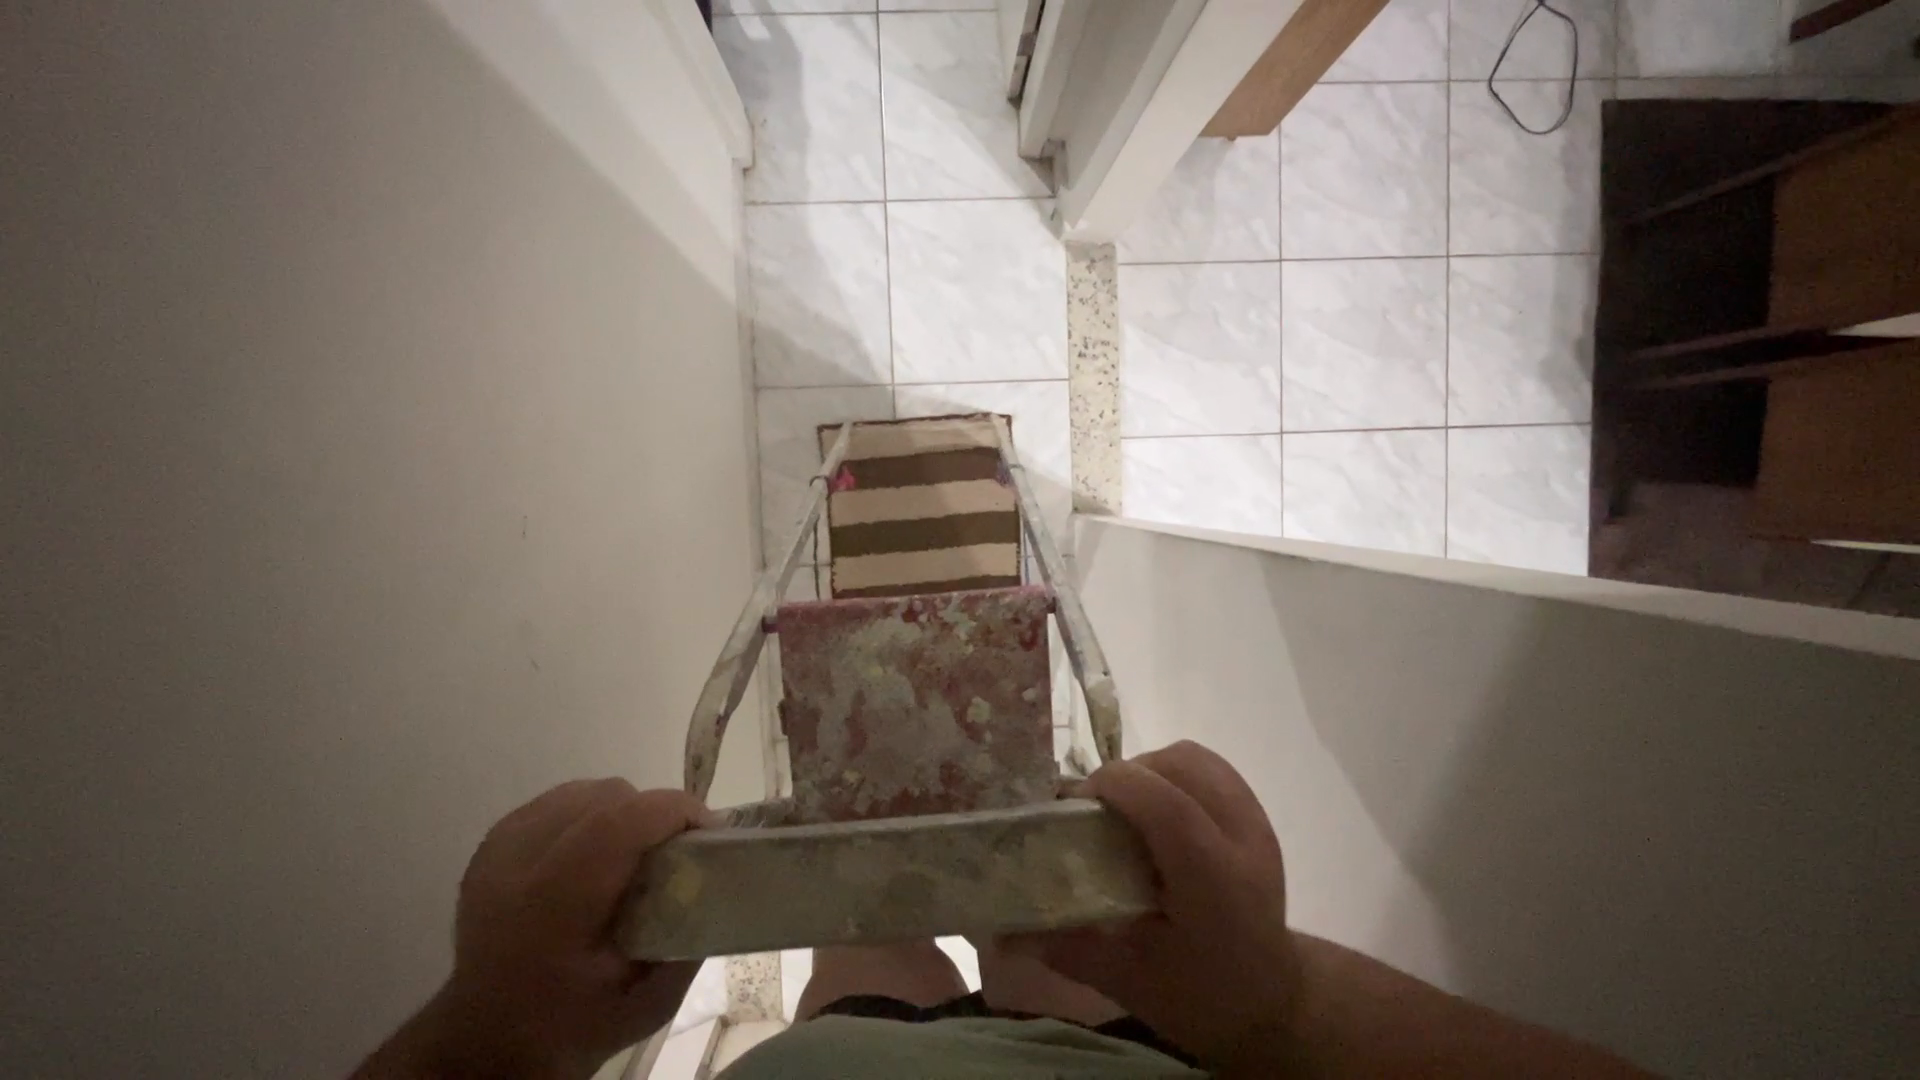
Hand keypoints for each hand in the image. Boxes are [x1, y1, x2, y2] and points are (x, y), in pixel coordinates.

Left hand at [356, 779, 709, 1079]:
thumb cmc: (574, 1025)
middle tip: (675, 848)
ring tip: (634, 850)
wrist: (489, 1040)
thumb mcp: (650, 1000)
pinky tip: (598, 851)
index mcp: (552, 908)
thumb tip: (719, 875)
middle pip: (607, 797)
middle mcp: (518, 866)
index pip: (618, 823)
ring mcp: (500, 850)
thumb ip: (689, 934)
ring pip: (586, 791)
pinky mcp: (493, 844)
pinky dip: (592, 813)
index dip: (674, 810)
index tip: (708, 830)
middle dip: (654, 812)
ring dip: (623, 810)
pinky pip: (560, 800)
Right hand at [1002, 742, 1298, 1069]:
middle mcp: (1242, 842)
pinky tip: (1156, 805)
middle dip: (1127, 775)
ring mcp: (1255, 822)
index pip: (1170, 808)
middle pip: (1181, 768)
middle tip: (1097, 810)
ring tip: (1126, 805)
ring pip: (1194, 758)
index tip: (1078, 802)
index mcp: (1215, 885)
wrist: (1271, 999)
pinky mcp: (1257, 814)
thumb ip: (1069, 947)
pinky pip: (1209, 765)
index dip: (1117, 786)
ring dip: (1150, 768)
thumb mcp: (1129, 981)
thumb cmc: (1199, 995)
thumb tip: (1002, 932)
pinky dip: (1174, 771)